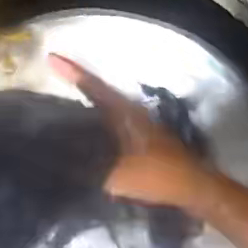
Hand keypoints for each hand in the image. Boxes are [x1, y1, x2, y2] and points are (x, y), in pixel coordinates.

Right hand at [49, 54, 215, 208]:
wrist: (196, 190)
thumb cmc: (159, 175)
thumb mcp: (118, 175)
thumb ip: (88, 169)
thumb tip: (59, 162)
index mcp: (125, 113)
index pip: (94, 87)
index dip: (72, 71)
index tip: (51, 57)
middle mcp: (132, 114)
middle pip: (99, 92)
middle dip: (76, 82)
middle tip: (54, 76)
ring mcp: (138, 127)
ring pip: (105, 108)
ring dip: (86, 102)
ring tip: (61, 105)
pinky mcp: (141, 141)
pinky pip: (109, 125)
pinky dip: (94, 123)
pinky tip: (84, 136)